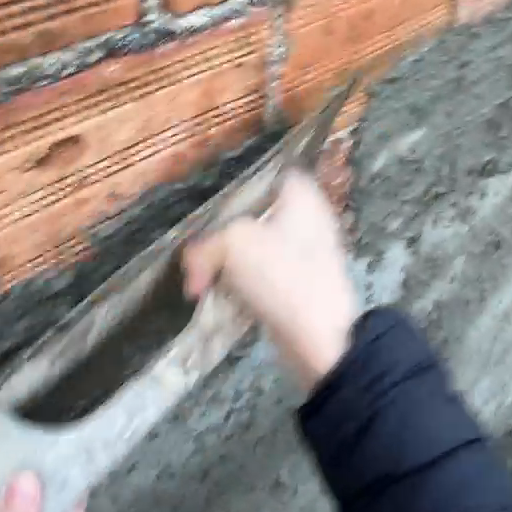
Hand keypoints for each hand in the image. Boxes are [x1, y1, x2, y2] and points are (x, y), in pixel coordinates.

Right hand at [184, 171, 360, 387]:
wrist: (320, 337)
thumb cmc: (282, 275)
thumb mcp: (233, 244)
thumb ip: (205, 247)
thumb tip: (191, 267)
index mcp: (302, 196)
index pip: (271, 174)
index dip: (242, 186)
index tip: (216, 204)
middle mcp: (309, 219)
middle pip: (258, 215)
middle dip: (228, 233)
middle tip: (204, 246)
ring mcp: (308, 255)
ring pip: (259, 250)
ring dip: (232, 265)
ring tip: (206, 278)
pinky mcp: (302, 287)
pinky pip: (265, 279)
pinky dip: (245, 288)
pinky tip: (225, 299)